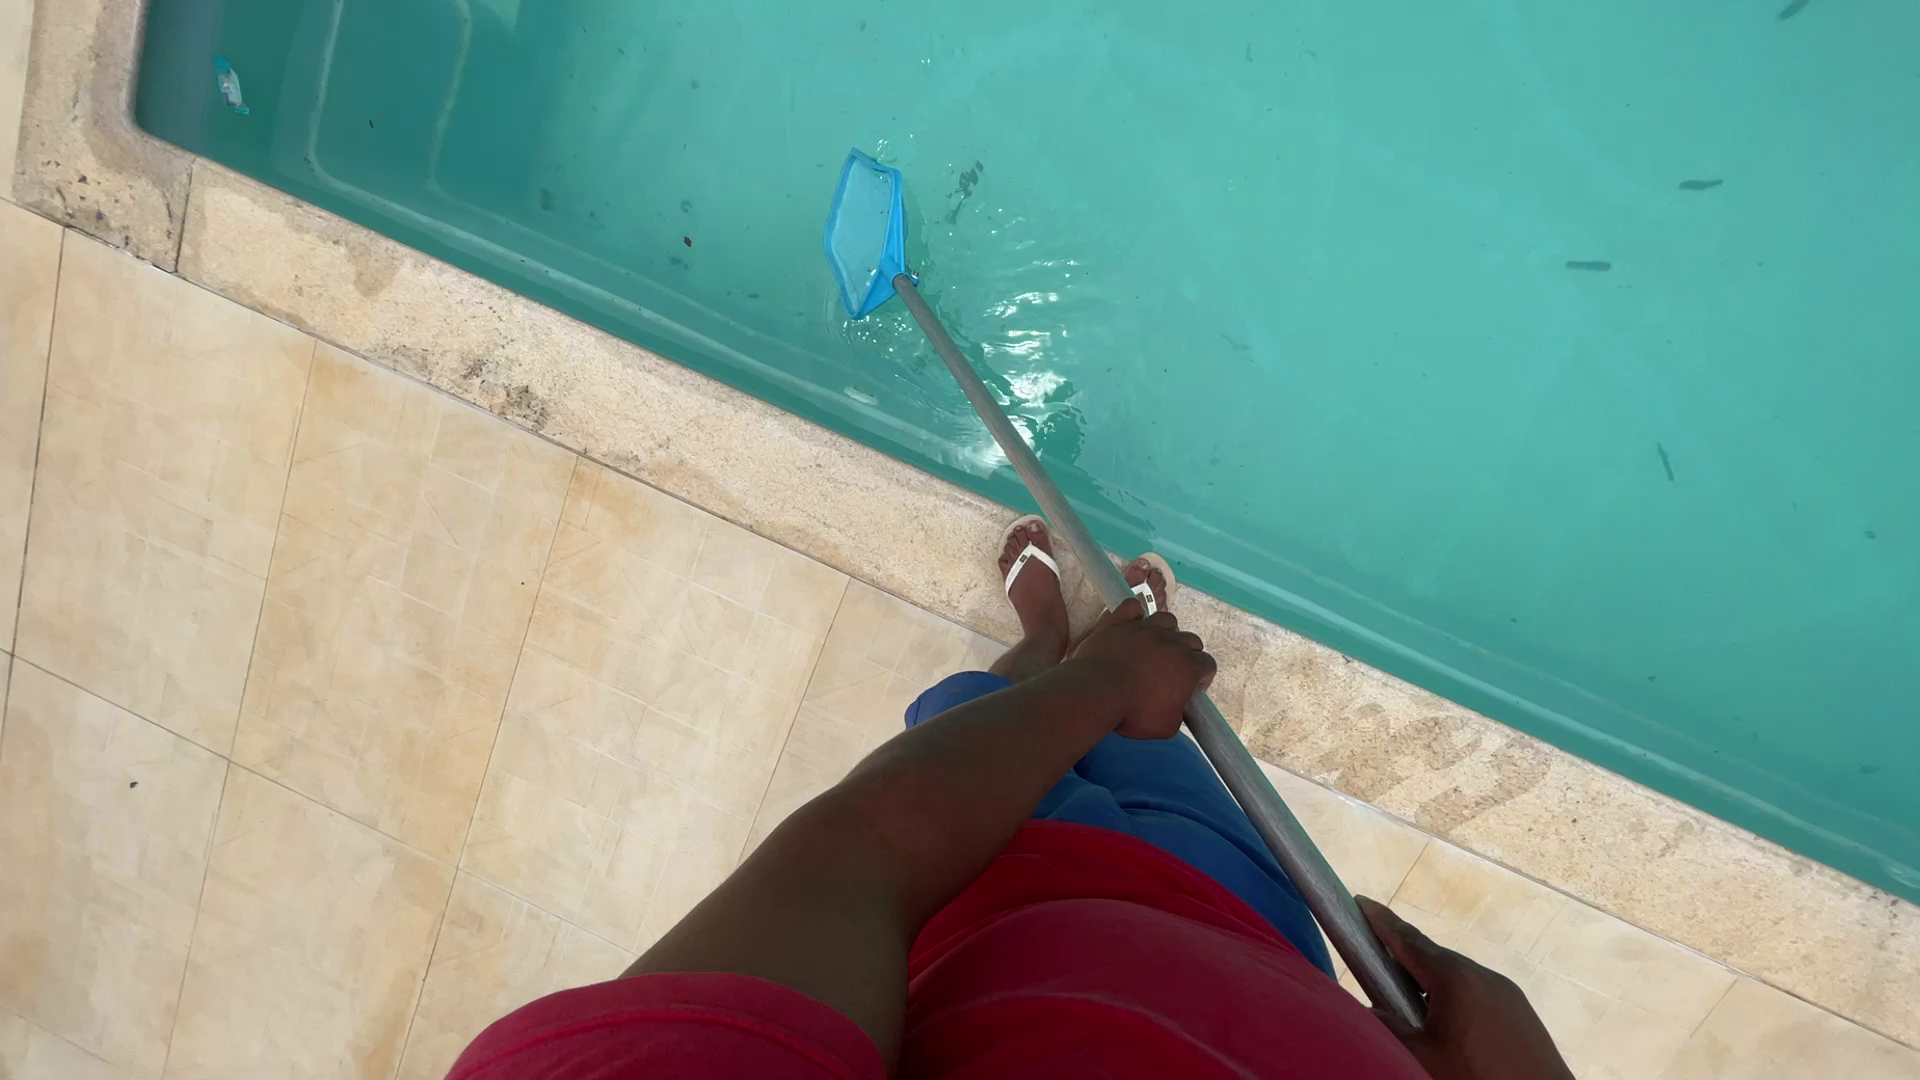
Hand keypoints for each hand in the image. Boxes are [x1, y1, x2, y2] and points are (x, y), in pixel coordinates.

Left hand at [1065, 597, 1214, 738]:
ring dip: (1164, 631)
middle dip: (1186, 653)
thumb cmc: (1132, 712)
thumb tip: (1177, 707)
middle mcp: (1170, 641)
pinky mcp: (1119, 621)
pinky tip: (1130, 624)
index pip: (1208, 664)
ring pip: (1165, 619)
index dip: (1201, 677)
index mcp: (1187, 666)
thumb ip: (1178, 713)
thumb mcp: (1166, 726)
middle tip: (1170, 670)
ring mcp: (1144, 628)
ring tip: (1152, 646)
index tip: (1189, 687)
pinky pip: (1132, 606)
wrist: (1096, 692)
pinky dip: (1133, 613)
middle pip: (1190, 639)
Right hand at [1358, 897, 1574, 1079]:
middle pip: (1431, 954)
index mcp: (1454, 977)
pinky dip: (1455, 994)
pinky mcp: (1523, 1013)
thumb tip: (1368, 1010)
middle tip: (1376, 962)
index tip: (1359, 901)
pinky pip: (1478, 990)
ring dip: (1431, 979)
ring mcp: (1508, 992)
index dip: (1380, 919)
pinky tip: (1450, 1021)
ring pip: (1456, 974)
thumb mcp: (1422, 1058)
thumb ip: (1388, 1027)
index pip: (1407, 938)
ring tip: (1412, 1001)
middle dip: (1403, 955)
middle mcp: (1482, 974)